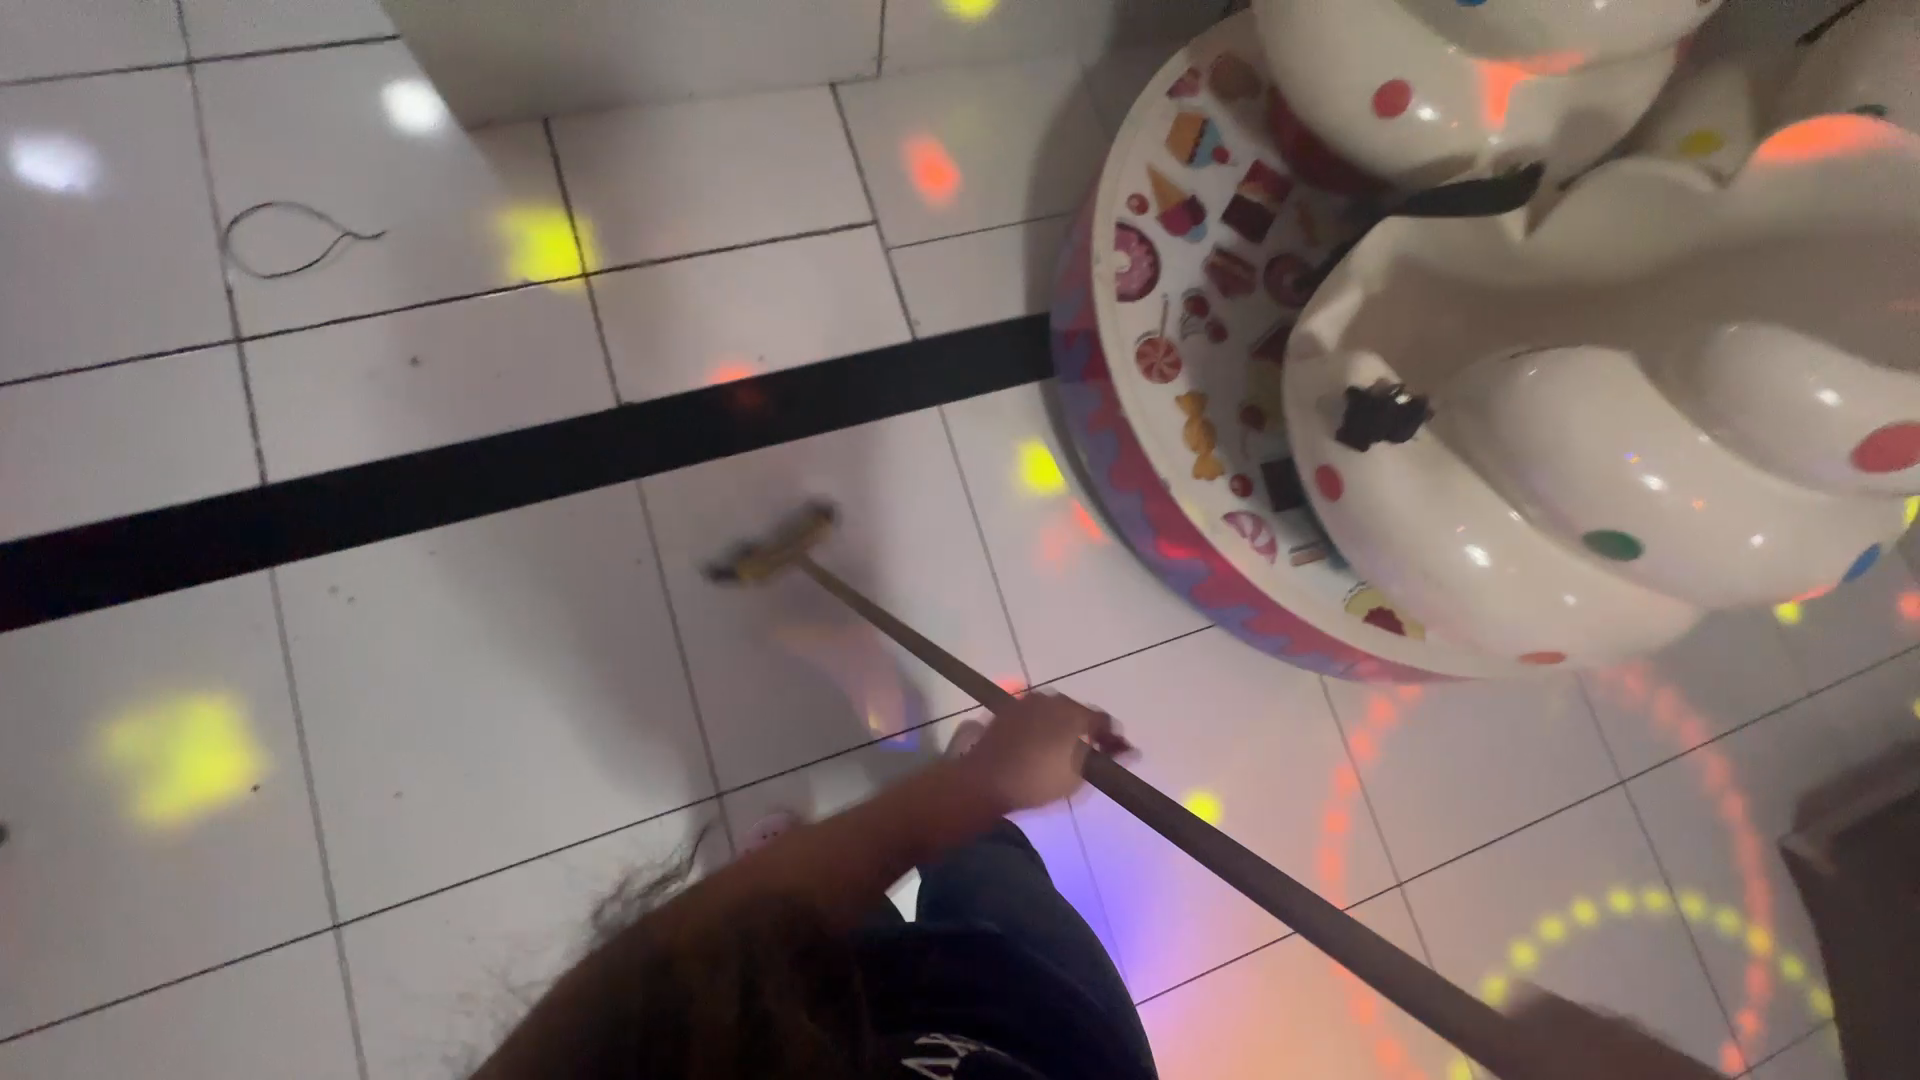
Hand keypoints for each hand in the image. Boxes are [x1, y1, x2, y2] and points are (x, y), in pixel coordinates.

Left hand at [959, 692, 1131, 812]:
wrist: (986, 779)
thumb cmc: (1037, 781)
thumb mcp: (1078, 776)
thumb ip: (1105, 759)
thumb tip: (1130, 751)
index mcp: (1074, 713)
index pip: (1102, 720)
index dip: (1111, 738)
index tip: (1114, 754)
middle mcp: (1052, 699)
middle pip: (1078, 711)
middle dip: (1086, 729)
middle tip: (1088, 752)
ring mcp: (1027, 701)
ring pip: (1054, 710)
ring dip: (1062, 725)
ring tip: (1061, 749)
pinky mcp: (1008, 709)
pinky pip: (1034, 713)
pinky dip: (1041, 725)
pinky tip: (1038, 743)